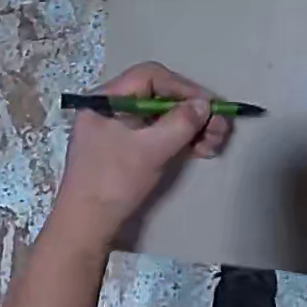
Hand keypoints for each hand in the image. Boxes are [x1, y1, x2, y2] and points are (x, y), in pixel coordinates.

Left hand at [51, 62, 231, 245]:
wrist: (86, 229)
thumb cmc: (112, 183)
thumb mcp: (150, 150)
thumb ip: (180, 123)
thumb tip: (204, 104)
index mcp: (107, 99)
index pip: (150, 77)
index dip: (183, 88)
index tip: (209, 106)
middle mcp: (112, 108)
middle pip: (159, 95)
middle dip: (192, 110)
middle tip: (220, 126)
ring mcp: (120, 130)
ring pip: (163, 117)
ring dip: (192, 126)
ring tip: (216, 140)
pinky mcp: (128, 150)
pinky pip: (158, 134)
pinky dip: (181, 139)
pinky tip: (202, 148)